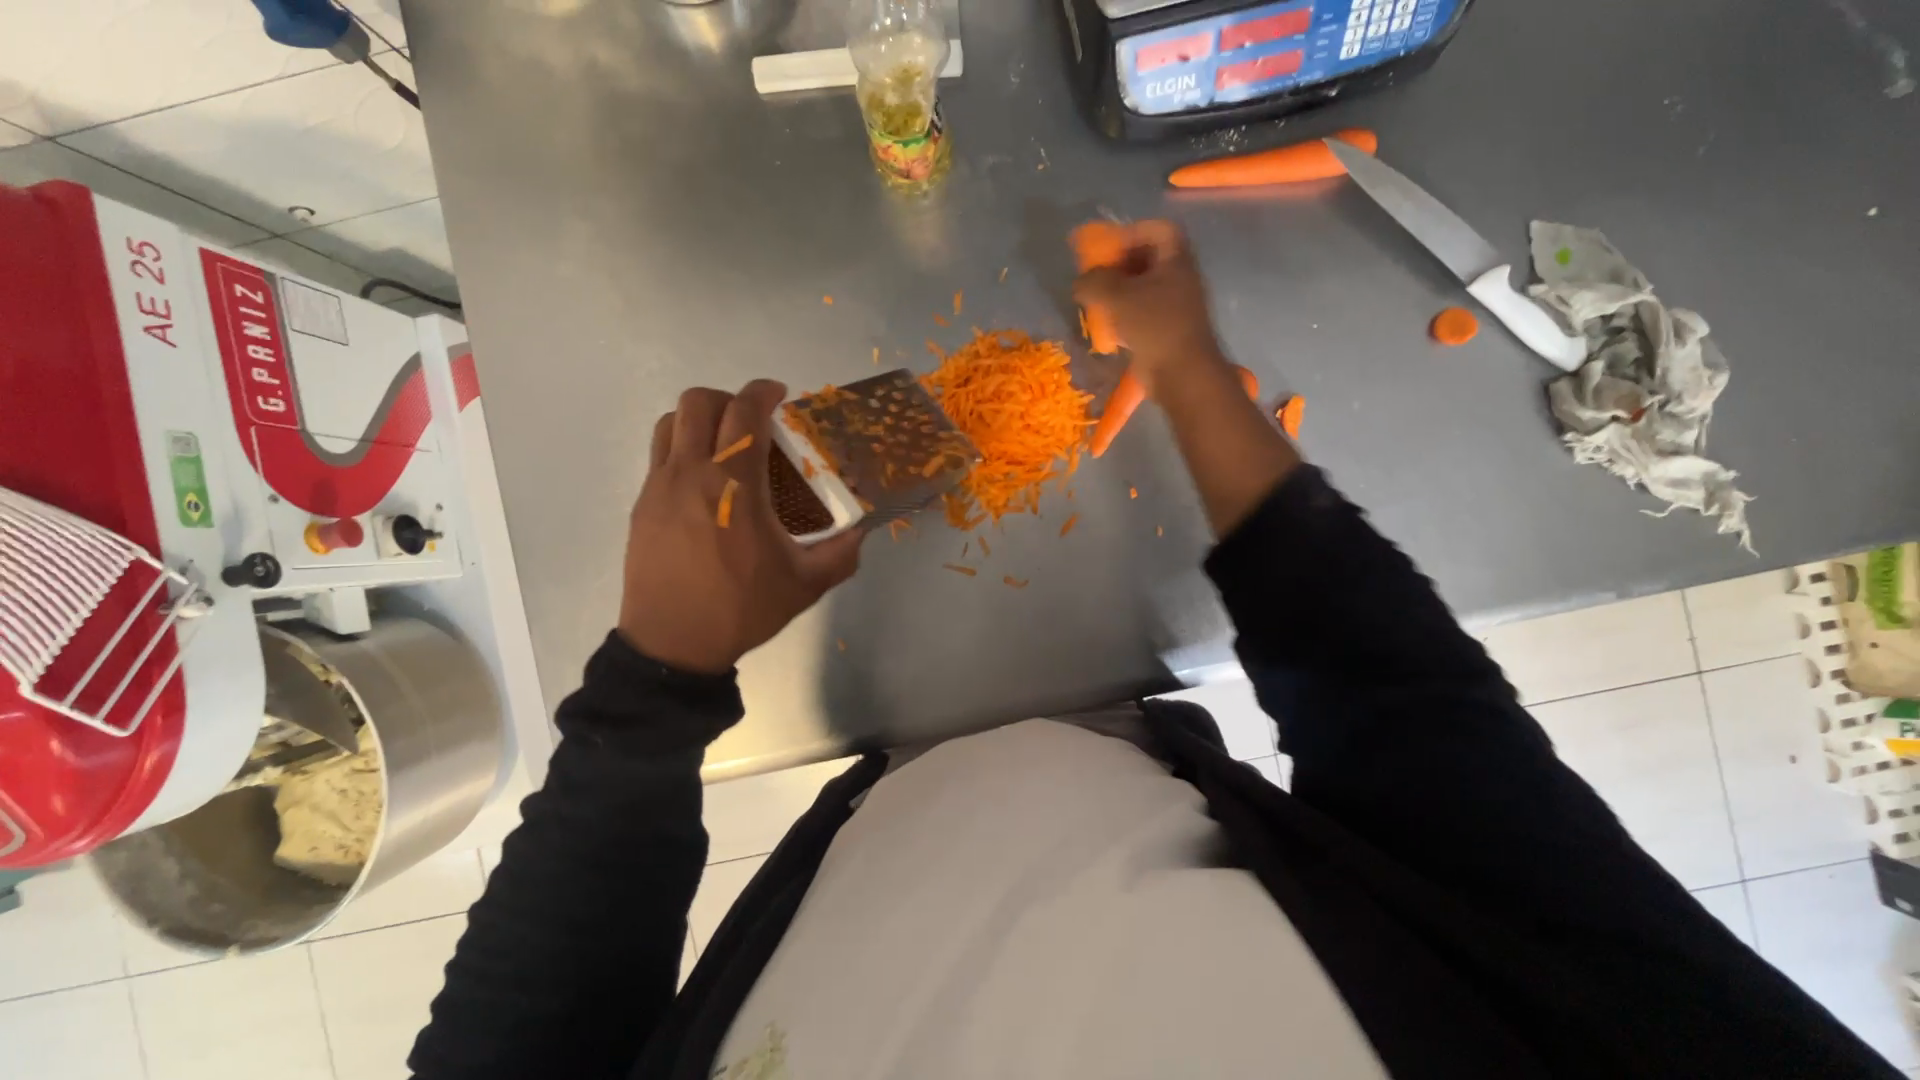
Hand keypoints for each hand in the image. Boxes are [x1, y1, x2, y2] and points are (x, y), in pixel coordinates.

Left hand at [618, 381, 863, 674]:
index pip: (743, 412)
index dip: (762, 392)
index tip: (780, 395)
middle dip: (729, 399)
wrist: (672, 645)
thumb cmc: (740, 610)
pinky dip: (683, 451)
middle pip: (698, 403)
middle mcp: (690, 473)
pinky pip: (660, 457)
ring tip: (724, 445)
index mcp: (734, 485)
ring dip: (700, 420)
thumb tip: (861, 533)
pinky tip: (705, 487)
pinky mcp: (642, 507)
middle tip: (754, 421)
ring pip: (671, 424)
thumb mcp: (804, 585)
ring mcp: (659, 488)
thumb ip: (840, 554)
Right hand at [1072, 221, 1228, 394]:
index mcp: (1176, 259)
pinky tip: (1107, 327)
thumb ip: (1093, 281)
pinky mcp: (1168, 329)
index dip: (1132, 232)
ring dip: (1119, 291)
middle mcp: (1180, 278)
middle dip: (1120, 264)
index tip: (1109, 248)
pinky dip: (1125, 314)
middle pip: (1149, 258)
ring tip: (1097, 302)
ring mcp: (1176, 305)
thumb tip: (1080, 282)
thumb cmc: (1153, 324)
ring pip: (1144, 287)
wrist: (1182, 372)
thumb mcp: (1116, 296)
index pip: (1159, 229)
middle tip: (1097, 275)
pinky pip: (1144, 312)